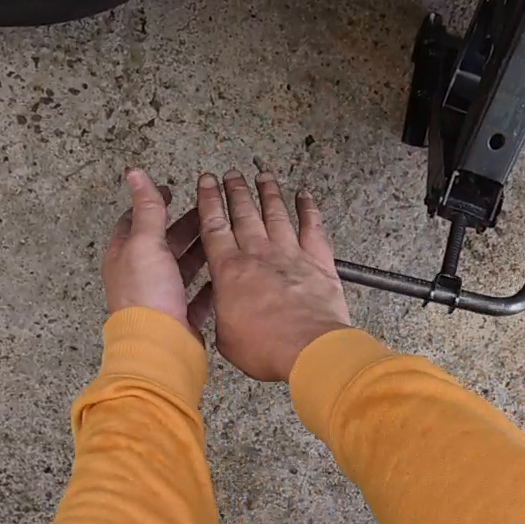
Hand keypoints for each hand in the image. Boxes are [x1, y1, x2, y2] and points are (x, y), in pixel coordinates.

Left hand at [102, 169, 210, 335]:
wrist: (160, 346)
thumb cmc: (147, 295)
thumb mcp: (145, 244)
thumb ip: (146, 209)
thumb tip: (134, 173)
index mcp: (125, 257)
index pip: (135, 223)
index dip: (152, 204)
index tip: (172, 191)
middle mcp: (140, 278)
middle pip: (162, 245)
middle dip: (182, 227)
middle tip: (205, 211)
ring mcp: (162, 300)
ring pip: (181, 269)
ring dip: (198, 252)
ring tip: (219, 236)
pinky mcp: (182, 319)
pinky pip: (197, 298)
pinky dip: (209, 285)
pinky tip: (223, 274)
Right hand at [196, 170, 351, 381]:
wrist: (308, 349)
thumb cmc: (266, 349)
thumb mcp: (227, 338)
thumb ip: (223, 316)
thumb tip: (224, 313)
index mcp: (230, 271)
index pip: (214, 226)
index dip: (209, 201)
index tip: (206, 182)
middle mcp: (258, 254)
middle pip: (244, 213)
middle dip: (235, 190)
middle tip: (231, 174)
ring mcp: (290, 254)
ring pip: (276, 213)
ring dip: (268, 192)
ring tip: (263, 175)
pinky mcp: (318, 261)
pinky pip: (312, 226)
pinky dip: (308, 208)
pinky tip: (304, 195)